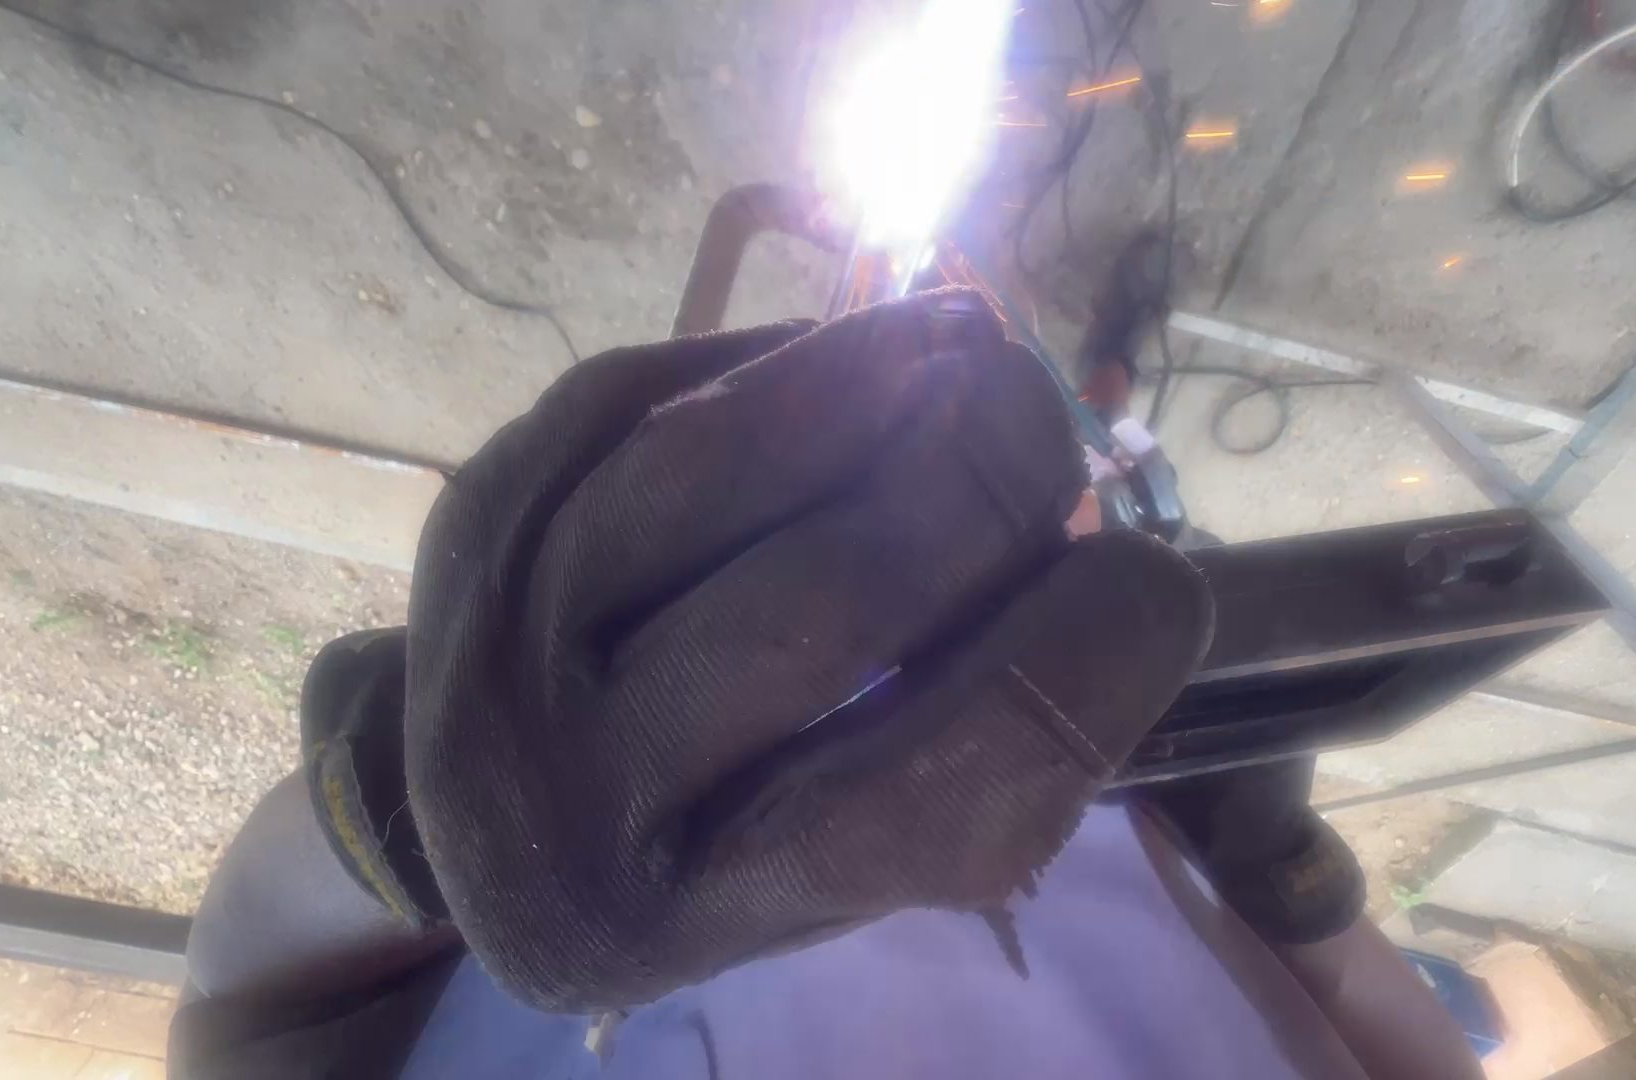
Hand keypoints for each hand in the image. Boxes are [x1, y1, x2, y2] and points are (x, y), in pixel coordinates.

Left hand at [336, 291, 1211, 1009]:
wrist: (499, 800)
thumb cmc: (708, 821)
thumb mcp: (841, 839)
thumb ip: (967, 745)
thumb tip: (1083, 570)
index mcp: (706, 906)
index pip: (942, 788)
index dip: (1089, 664)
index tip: (1157, 581)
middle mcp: (579, 796)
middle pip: (836, 597)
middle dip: (986, 479)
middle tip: (1046, 420)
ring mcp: (503, 641)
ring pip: (725, 462)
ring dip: (883, 378)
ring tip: (967, 348)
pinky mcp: (477, 517)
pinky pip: (640, 394)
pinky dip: (773, 358)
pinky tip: (851, 355)